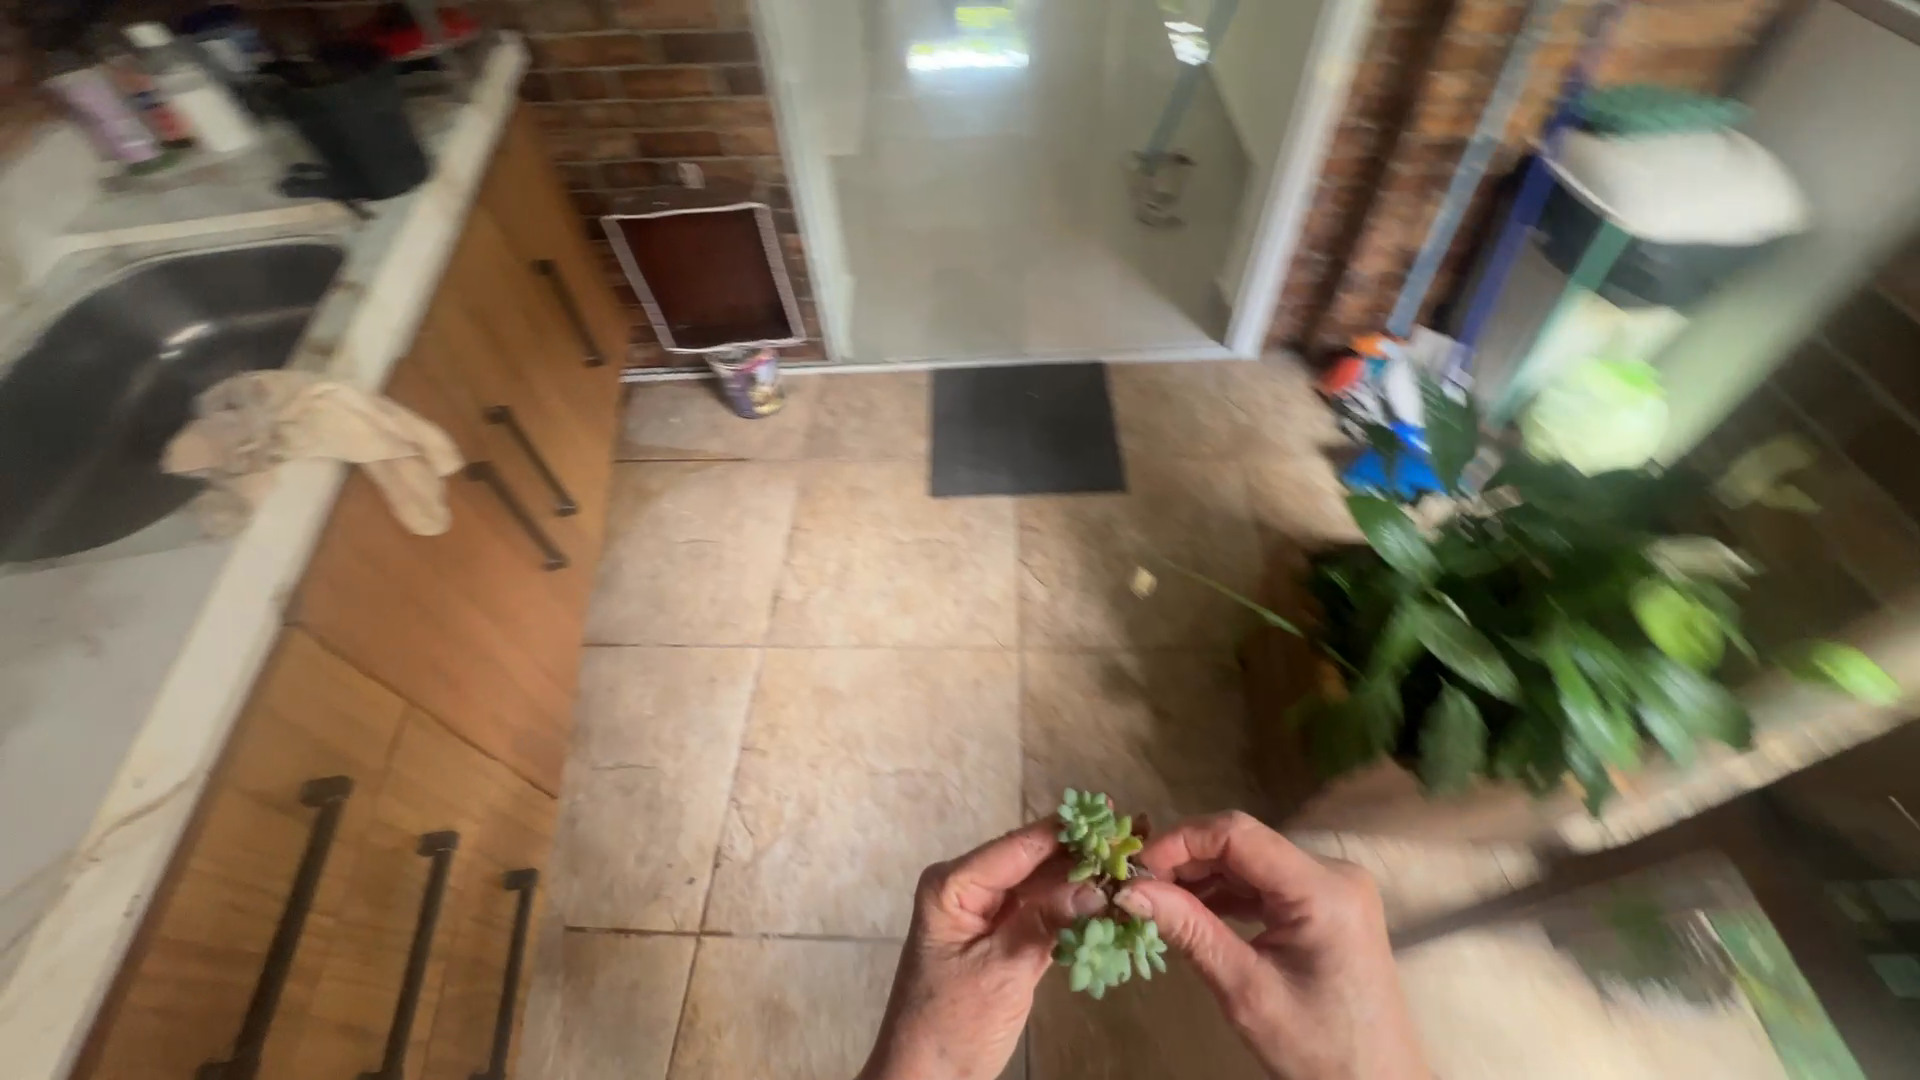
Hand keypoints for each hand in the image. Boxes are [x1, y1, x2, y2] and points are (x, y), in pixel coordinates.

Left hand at [860, 819, 1106, 1079]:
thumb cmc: (951, 1025)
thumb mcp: (1001, 971)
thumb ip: (1044, 922)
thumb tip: (1096, 886)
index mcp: (954, 883)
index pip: (1017, 847)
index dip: (1062, 829)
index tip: (1107, 810)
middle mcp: (970, 887)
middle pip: (1032, 860)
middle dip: (1079, 851)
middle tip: (1128, 832)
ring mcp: (988, 912)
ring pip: (1042, 885)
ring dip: (1082, 877)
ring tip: (1127, 857)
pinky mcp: (1005, 938)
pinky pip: (1043, 913)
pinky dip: (1073, 909)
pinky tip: (1108, 897)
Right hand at [1114, 812, 1428, 1079]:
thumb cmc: (1319, 1051)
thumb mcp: (1246, 991)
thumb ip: (1188, 929)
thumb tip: (1128, 890)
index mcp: (1323, 888)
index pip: (1236, 833)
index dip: (1180, 841)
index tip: (1137, 869)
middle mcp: (1332, 871)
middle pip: (1241, 842)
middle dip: (1185, 859)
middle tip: (1139, 886)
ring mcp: (1331, 884)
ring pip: (1248, 858)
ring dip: (1201, 874)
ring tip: (1158, 899)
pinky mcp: (1324, 901)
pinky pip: (1263, 879)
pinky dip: (1225, 890)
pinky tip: (1192, 909)